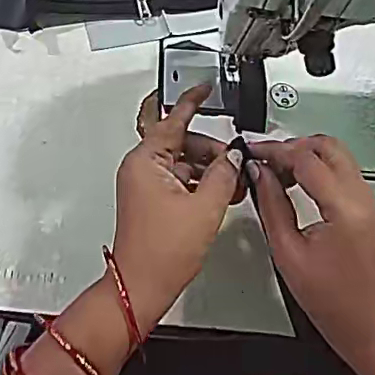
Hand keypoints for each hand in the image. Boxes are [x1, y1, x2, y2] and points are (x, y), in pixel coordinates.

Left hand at [111, 86, 242, 330]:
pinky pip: (179, 179)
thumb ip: (223, 175)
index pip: (171, 119)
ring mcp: (145, 183)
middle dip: (210, 151)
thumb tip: (233, 156)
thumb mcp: (204, 208)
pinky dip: (200, 184)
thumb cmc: (160, 252)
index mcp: (145, 161)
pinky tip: (220, 195)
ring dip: (208, 170)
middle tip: (233, 164)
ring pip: (182, 161)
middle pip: (181, 141)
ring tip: (231, 186)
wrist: (142, 286)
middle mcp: (141, 167)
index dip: (191, 101)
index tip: (203, 88)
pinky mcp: (151, 198)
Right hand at [248, 136, 374, 374]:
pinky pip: (341, 173)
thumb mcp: (287, 252)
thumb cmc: (333, 302)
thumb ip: (271, 204)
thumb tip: (259, 173)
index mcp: (346, 210)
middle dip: (292, 145)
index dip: (274, 150)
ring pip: (336, 156)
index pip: (307, 159)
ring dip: (304, 156)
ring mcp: (370, 203)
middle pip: (328, 146)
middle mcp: (364, 200)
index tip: (253, 152)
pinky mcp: (368, 209)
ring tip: (274, 171)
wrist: (367, 327)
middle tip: (264, 157)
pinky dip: (315, 170)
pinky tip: (292, 183)